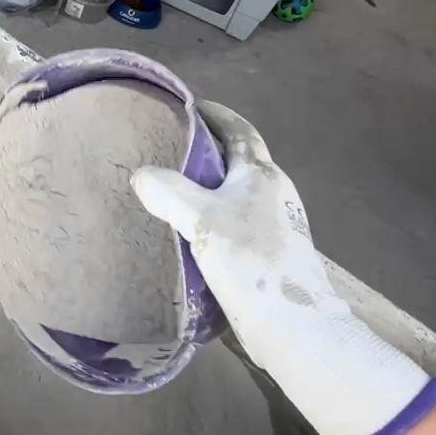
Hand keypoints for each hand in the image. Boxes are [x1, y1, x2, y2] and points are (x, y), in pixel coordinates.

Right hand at [131, 101, 435, 434]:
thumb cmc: (250, 259)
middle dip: (204, 150)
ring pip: (233, 193)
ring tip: (166, 187)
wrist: (294, 329)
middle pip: (236, 160)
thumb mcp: (198, 217)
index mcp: (262, 175)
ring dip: (205, 186)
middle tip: (164, 147)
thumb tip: (140, 176)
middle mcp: (273, 194)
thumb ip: (165, 189)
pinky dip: (209, 214)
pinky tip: (185, 229)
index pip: (239, 131)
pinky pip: (232, 220)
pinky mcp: (269, 255)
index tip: (188, 105)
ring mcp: (275, 226)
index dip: (216, 114)